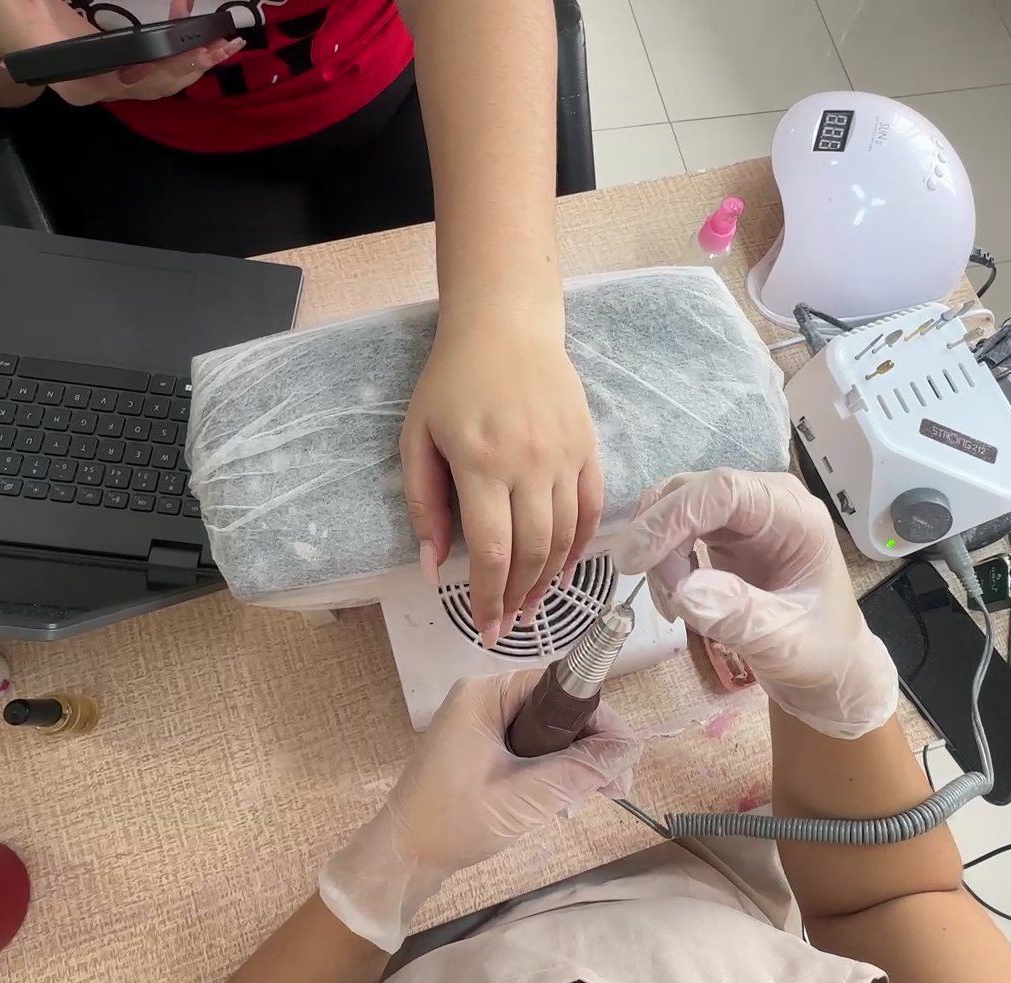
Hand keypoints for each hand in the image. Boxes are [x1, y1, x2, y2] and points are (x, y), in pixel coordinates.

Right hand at [0, 0, 244, 104]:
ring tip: (224, 41)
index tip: (193, 51)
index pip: (135, 80)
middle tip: (225, 43)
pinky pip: (156, 68)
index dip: (167, 67)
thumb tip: (91, 25)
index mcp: (79, 79)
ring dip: (195, 61)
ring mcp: (111, 82)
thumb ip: (48, 6)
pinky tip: (194, 33)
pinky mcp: (116, 70)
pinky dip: (178, 52)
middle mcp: (101, 89)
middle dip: (194, 64)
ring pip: (163, 79)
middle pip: (159, 83)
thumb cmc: (3, 7)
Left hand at [318, 670, 639, 952]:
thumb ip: (579, 770)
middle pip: (555, 708)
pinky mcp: (479, 744)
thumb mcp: (524, 797)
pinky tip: (567, 797)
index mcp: (486, 693)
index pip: (559, 687)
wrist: (402, 856)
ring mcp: (479, 721)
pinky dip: (550, 767)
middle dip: (589, 745)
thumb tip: (631, 748)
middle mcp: (483, 697)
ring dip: (573, 760)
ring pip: (545, 729)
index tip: (625, 754)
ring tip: (599, 795)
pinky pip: (528, 744)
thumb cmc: (455, 820)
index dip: (598, 717)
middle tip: (617, 786)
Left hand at [400, 310, 601, 643]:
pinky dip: (580, 545)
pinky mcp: (587, 447)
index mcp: (481, 463)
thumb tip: (432, 568)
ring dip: (548, 579)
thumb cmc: (452, 381)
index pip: (492, 550)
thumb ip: (423, 504)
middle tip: (507, 624)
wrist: (506, 327)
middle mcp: (529, 464)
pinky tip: (564, 567)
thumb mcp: (417, 438)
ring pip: (565, 536)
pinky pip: (592, 508)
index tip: (484, 627)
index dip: (488, 597)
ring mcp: (565, 455)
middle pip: (532, 552)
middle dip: (518, 597)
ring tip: (532, 605)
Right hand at [612, 469, 898, 738]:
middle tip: (644, 585)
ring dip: (656, 550)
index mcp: (797, 518)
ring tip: (670, 603)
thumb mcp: (785, 644)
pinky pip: (674, 527)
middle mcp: (768, 501)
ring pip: (674, 505)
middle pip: (691, 489)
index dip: (674, 516)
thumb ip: (738, 616)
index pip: (724, 490)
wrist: (826, 667)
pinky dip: (660, 558)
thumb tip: (683, 589)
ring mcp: (742, 513)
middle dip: (657, 533)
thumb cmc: (817, 653)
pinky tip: (673, 596)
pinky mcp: (722, 530)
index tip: (636, 560)